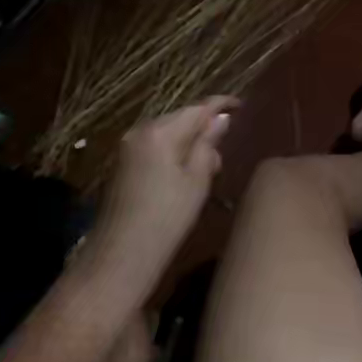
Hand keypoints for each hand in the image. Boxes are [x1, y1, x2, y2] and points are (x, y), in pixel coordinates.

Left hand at [88, 97, 235, 292]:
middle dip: (204, 127)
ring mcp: (128, 147)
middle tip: (225, 148)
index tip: (241, 105)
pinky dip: (174, 151)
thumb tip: (220, 118)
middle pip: (181, 118)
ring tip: (208, 165)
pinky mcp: (123, 164)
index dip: (221, 104)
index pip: (197, 108)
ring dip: (189, 141)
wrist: (120, 257)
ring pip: (168, 132)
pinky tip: (185, 173)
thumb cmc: (167, 218)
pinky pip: (156, 146)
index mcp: (160, 131)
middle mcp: (141, 131)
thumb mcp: (197, 180)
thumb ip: (208, 144)